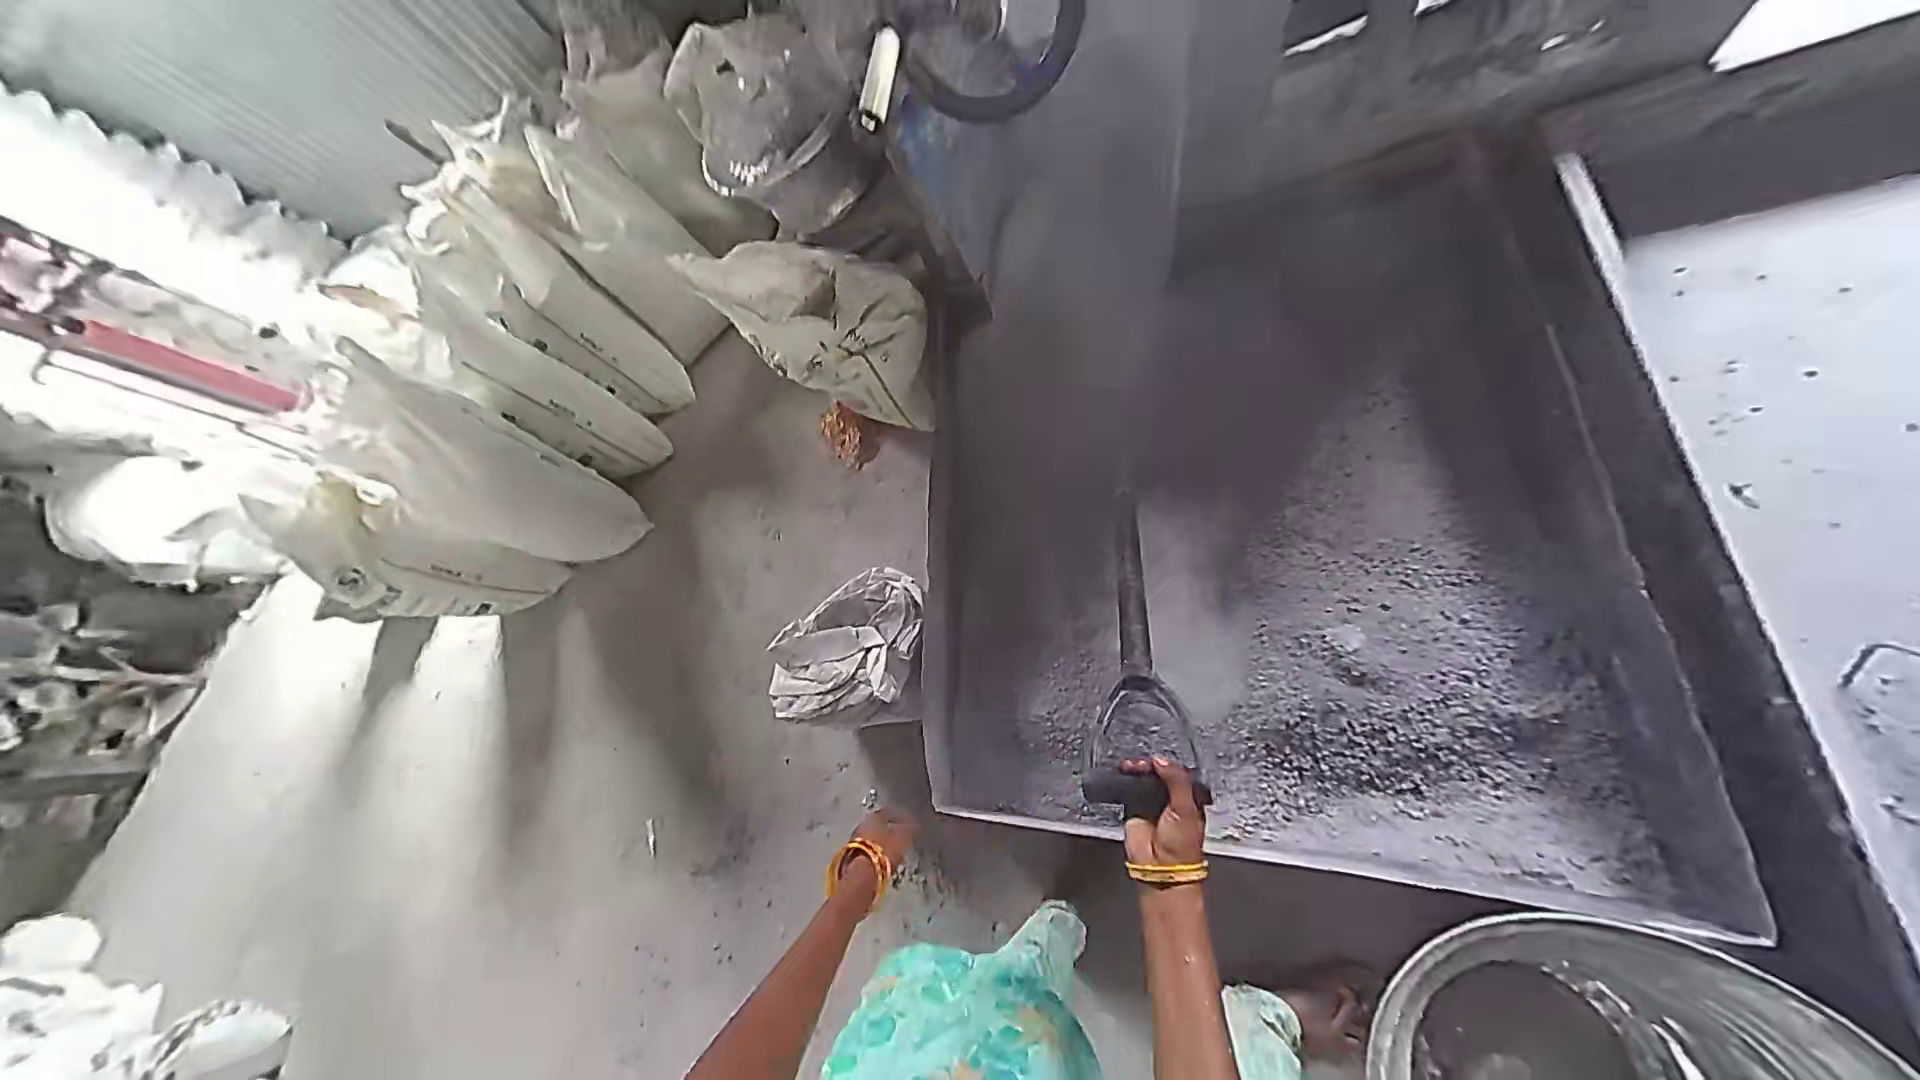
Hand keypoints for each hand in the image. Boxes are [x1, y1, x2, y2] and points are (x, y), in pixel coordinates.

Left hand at [843, 808, 917, 884]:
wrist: (861, 876)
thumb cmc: (883, 852)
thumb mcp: (902, 840)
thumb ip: (909, 831)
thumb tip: (916, 825)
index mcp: (873, 818)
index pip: (887, 812)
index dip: (898, 817)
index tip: (907, 823)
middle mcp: (861, 826)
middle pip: (876, 826)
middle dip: (888, 832)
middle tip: (900, 838)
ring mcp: (854, 842)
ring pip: (870, 839)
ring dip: (881, 844)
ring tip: (892, 853)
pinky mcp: (850, 858)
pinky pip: (866, 851)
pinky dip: (875, 854)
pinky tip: (882, 862)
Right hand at [1120, 758, 1205, 865]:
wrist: (1160, 867)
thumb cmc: (1182, 846)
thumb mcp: (1186, 808)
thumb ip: (1176, 780)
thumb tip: (1162, 761)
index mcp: (1189, 799)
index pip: (1177, 773)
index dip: (1167, 764)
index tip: (1157, 760)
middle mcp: (1170, 800)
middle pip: (1158, 774)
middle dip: (1148, 766)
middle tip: (1141, 764)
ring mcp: (1151, 805)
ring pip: (1142, 780)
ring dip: (1135, 772)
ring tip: (1129, 767)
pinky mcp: (1134, 810)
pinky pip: (1128, 791)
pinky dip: (1124, 782)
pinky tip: (1123, 776)